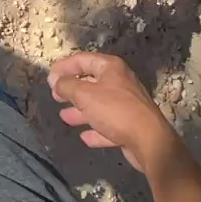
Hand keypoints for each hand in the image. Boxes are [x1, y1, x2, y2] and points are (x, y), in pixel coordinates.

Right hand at [48, 52, 177, 176]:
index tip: (50, 78)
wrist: (150, 141)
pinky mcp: (131, 126)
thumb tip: (55, 80)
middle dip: (72, 90)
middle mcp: (120, 82)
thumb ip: (67, 86)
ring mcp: (127, 105)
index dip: (64, 67)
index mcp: (111, 68)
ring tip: (65, 117)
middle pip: (91, 82)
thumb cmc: (115, 110)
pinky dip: (96, 129)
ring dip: (81, 111)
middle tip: (56, 96)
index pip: (82, 60)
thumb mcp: (84, 94)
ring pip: (98, 105)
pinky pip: (108, 125)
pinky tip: (85, 137)